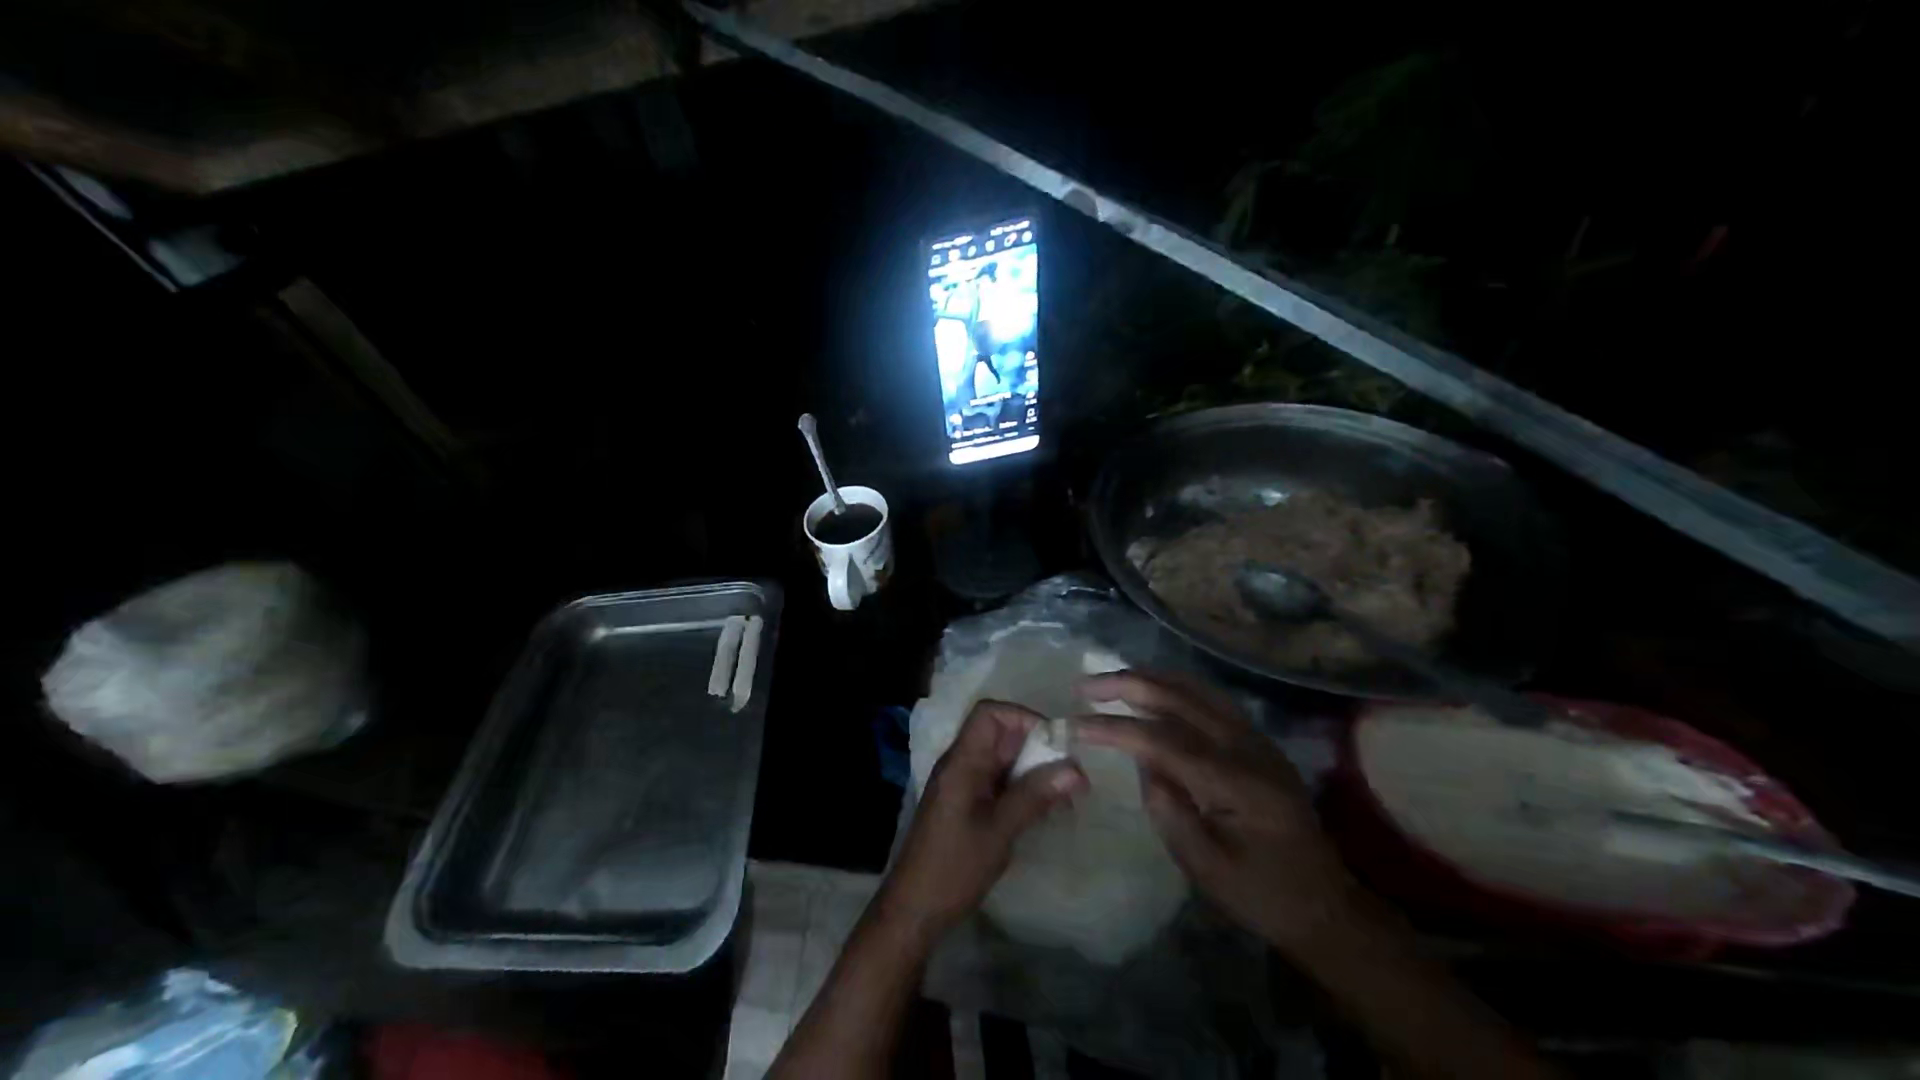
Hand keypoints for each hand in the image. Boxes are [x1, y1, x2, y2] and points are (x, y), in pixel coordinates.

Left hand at [879, 700, 1087, 941]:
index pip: (990, 713)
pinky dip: (1023, 787)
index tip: (1056, 743)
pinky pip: (998, 781)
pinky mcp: (966, 805)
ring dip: (1034, 770)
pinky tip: (1046, 809)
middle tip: (1072, 775)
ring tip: (1067, 795)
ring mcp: (962, 784)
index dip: (1024, 717)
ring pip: (1003, 759)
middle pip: (1000, 734)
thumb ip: (1034, 796)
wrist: (914, 910)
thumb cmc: (953, 868)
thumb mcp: (999, 831)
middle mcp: (960, 765)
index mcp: (961, 762)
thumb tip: (1075, 768)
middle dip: (1038, 747)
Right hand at [1075, 670, 1357, 952]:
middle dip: (1129, 685)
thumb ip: (1169, 811)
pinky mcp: (1257, 742)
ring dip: (1150, 679)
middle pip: (1181, 698)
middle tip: (1085, 687)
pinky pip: (1210, 699)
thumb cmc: (1261, 894)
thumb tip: (1143, 764)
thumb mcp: (1206, 867)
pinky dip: (1174, 688)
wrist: (1324, 904)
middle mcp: (1247, 747)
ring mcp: (1256, 739)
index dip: (1116, 728)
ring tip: (1111, 682)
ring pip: (1197, 689)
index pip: (1163, 739)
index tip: (1075, 725)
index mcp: (1236, 781)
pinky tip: (1152, 692)